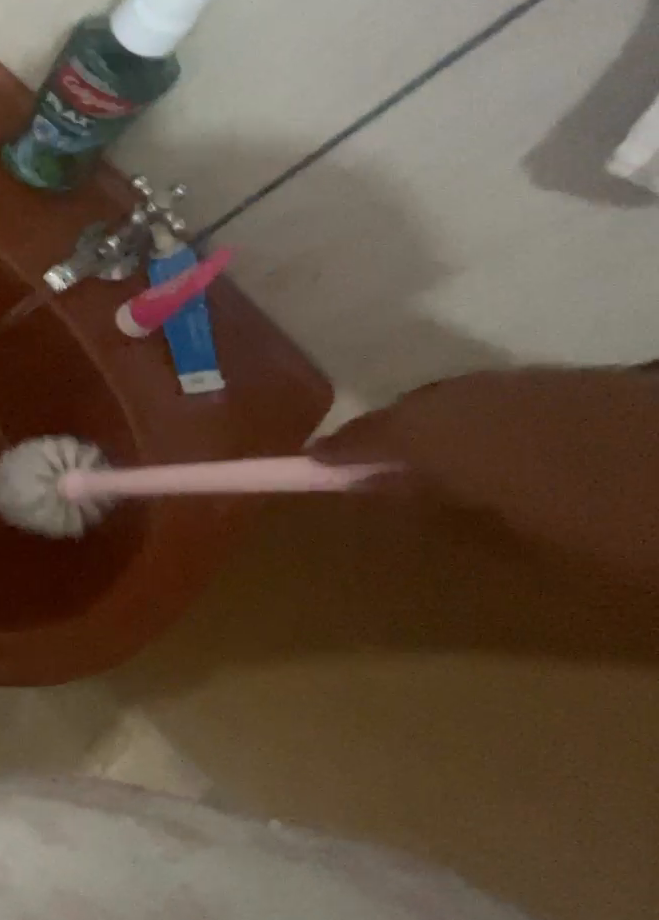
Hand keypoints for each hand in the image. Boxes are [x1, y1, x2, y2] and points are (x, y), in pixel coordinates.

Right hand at [310, 367, 658, 584]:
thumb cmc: (611, 526)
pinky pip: (513, 396)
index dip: (333, 453)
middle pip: (415, 409)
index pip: (364, 437)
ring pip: (464, 399)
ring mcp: (540, 381)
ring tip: (444, 466)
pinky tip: (514, 451)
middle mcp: (481, 394)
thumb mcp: (516, 538)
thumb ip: (440, 506)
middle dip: (390, 436)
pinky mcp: (595, 381)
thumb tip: (385, 488)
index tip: (308, 468)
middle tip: (377, 473)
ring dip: (442, 427)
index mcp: (446, 433)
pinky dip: (494, 420)